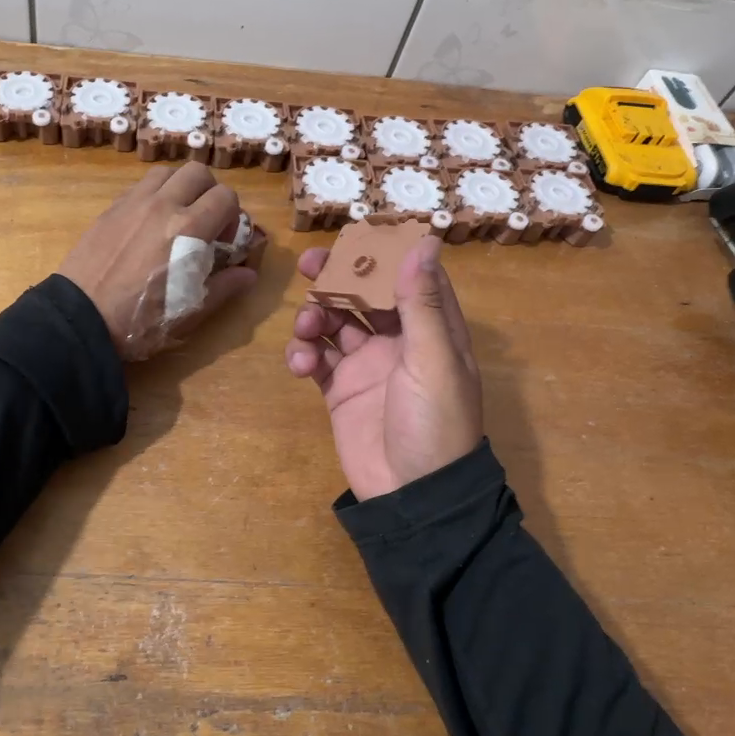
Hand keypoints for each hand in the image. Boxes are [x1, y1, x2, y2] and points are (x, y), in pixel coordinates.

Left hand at [58, 163, 258, 360]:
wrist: (81, 318)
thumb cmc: (140, 321)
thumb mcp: (189, 312)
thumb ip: (223, 287)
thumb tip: (248, 273)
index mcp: (188, 229)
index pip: (226, 196)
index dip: (232, 216)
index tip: (224, 240)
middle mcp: (162, 206)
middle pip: (198, 172)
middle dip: (209, 192)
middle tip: (204, 221)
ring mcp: (132, 203)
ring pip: (166, 172)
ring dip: (179, 187)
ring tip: (176, 216)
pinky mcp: (110, 209)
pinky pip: (139, 186)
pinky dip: (153, 195)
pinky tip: (148, 223)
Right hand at [284, 235, 482, 500]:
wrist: (413, 498)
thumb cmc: (434, 424)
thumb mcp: (434, 360)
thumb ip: (422, 303)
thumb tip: (425, 240)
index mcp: (431, 330)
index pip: (409, 277)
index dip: (383, 254)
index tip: (355, 238)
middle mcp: (399, 341)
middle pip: (364, 294)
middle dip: (337, 278)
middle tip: (309, 266)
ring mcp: (367, 365)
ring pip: (334, 322)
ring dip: (315, 316)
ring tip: (306, 330)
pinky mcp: (340, 390)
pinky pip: (316, 357)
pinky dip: (303, 353)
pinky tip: (300, 363)